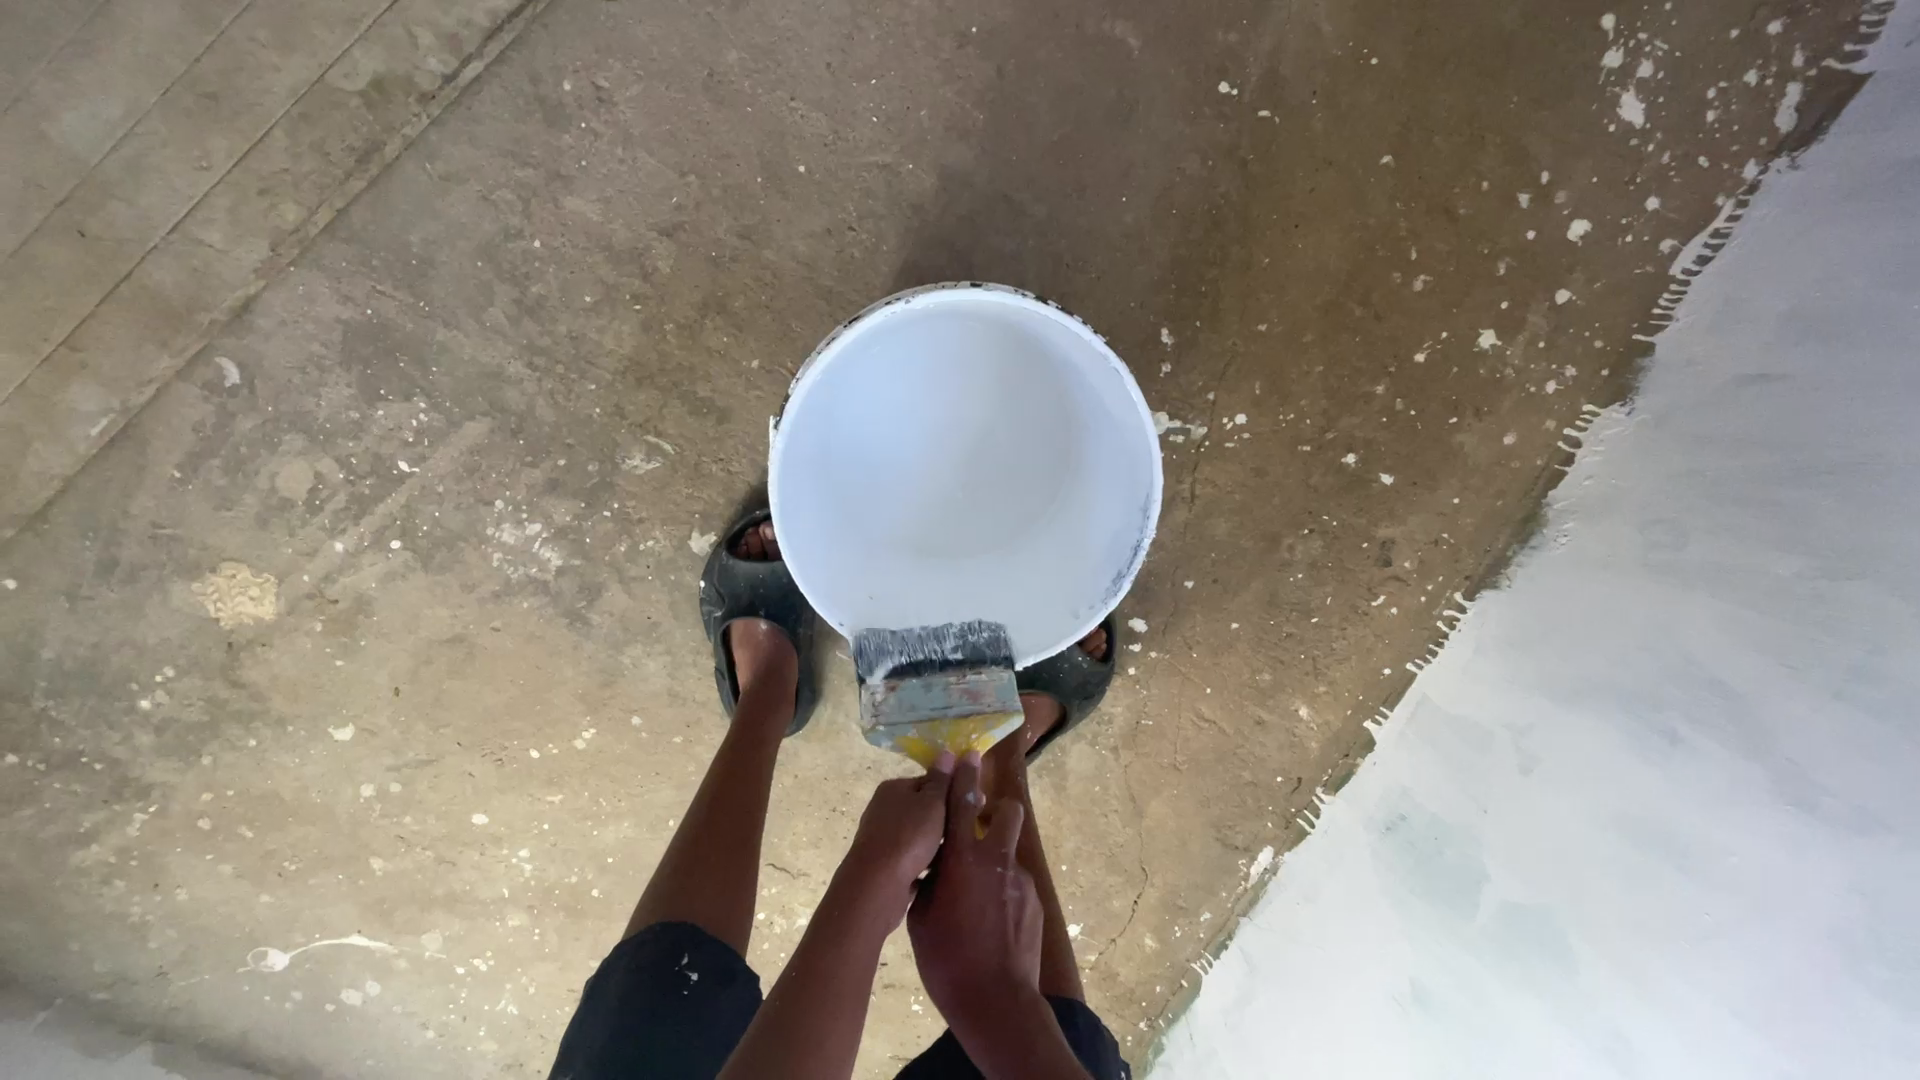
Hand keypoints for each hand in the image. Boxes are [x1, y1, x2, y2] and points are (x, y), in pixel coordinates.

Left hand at [840, 752, 955, 925]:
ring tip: (960, 853)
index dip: (954, 789)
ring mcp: (881, 838)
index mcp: (894, 787)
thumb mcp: (932, 802)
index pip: (929, 781)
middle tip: (971, 830)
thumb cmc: (909, 836)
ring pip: (918, 836)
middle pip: (923, 809)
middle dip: (947, 819)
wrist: (876, 885)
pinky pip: (911, 859)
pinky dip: (925, 863)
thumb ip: (941, 779)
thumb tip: (947, 750)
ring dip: (937, 843)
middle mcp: (884, 808)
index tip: (978, 801)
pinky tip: (941, 873)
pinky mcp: (882, 865)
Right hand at [908, 751, 1043, 1019]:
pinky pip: (1017, 882)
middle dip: (998, 811)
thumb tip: (928, 865)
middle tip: (981, 830)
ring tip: (981, 892)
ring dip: (998, 857)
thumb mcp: (919, 918)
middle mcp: (996, 860)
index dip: (964, 774)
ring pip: (1012, 851)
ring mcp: (1020, 880)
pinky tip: (994, 921)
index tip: (968, 753)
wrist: (996, 1003)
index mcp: (963, 859)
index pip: (963, 801)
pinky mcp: (1035, 902)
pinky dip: (1005, 891)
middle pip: (1008, 811)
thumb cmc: (946, 960)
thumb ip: (926, 880)